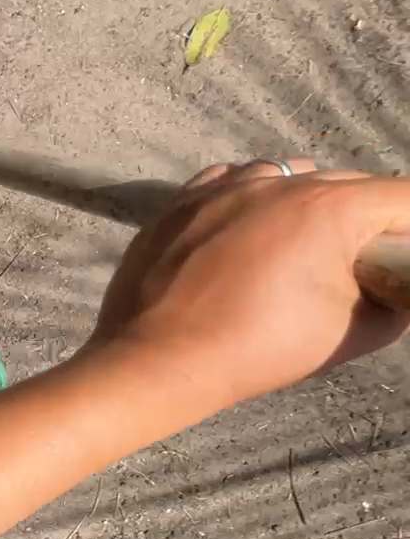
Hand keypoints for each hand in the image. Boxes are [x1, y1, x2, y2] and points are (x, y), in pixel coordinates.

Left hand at [88, 160, 409, 407]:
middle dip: (358, 217)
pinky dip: (239, 195)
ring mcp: (210, 197)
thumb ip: (396, 295)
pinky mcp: (167, 214)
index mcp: (328, 207)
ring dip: (297, 199)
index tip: (396, 259)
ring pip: (278, 175)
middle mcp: (268, 188)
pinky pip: (217, 183)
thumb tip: (391, 283)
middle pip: (341, 185)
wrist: (153, 363)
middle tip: (351, 255)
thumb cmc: (252, 348)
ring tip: (295, 237)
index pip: (402, 200)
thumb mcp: (360, 327)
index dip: (408, 232)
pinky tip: (242, 222)